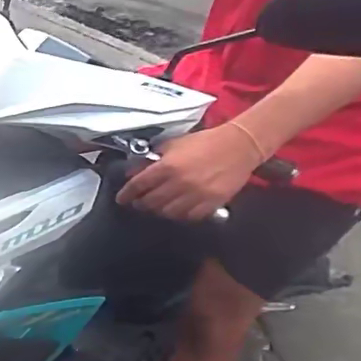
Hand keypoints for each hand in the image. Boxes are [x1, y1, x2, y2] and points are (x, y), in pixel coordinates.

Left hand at [116, 127, 262, 222]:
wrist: (239, 146)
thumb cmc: (205, 142)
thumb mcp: (174, 144)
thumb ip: (154, 157)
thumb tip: (136, 171)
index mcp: (168, 166)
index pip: (139, 185)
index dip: (127, 194)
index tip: (121, 199)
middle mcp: (179, 184)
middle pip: (151, 202)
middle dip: (141, 203)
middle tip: (139, 202)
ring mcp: (195, 196)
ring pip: (167, 213)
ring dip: (159, 210)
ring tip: (157, 205)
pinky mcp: (211, 204)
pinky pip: (188, 217)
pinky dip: (179, 215)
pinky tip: (177, 209)